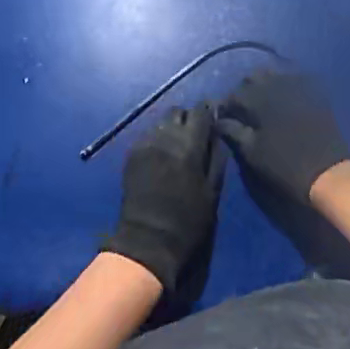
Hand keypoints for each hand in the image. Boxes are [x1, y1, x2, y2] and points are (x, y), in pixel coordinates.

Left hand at [102, 106, 224, 296]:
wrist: (149, 237)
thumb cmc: (188, 220)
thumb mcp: (212, 191)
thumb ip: (215, 158)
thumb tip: (217, 135)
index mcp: (189, 146)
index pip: (200, 113)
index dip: (208, 111)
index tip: (214, 115)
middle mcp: (165, 137)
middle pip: (177, 112)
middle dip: (188, 118)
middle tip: (196, 133)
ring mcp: (145, 143)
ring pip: (161, 122)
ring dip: (171, 127)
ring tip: (179, 143)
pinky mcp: (132, 151)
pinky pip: (147, 135)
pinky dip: (157, 138)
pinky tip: (162, 153)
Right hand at [216, 71, 349, 201]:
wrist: (330, 175)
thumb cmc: (285, 165)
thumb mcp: (252, 152)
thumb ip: (232, 131)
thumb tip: (218, 119)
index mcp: (258, 99)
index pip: (233, 95)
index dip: (226, 107)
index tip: (225, 118)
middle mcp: (276, 86)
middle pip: (253, 77)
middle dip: (245, 90)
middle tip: (244, 109)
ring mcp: (299, 88)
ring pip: (275, 74)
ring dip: (265, 84)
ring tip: (264, 103)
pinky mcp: (316, 96)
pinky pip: (297, 80)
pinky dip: (286, 85)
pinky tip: (286, 99)